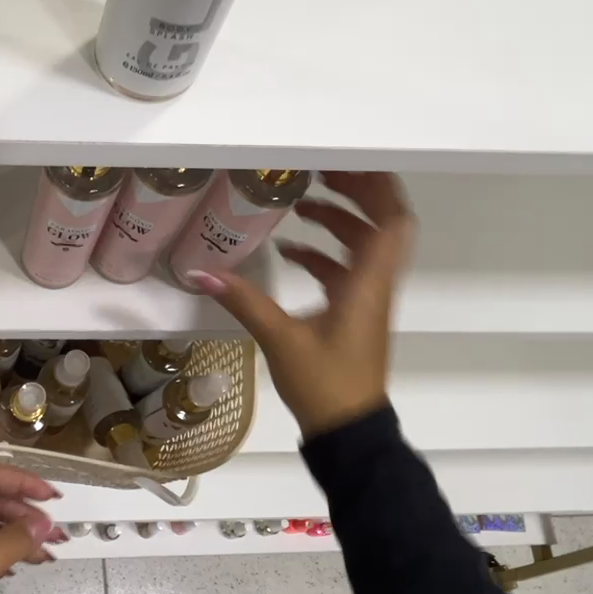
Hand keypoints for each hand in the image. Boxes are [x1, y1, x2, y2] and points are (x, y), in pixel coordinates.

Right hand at [184, 171, 413, 437]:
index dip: (379, 187)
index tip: (350, 163)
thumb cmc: (325, 383)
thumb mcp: (280, 339)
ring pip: (363, 247)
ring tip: (301, 205)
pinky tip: (289, 252)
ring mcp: (366, 301)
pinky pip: (346, 272)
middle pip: (381, 225)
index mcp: (367, 284)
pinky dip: (323, 255)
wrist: (348, 430)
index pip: (392, 221)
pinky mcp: (353, 316)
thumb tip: (200, 274)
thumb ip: (244, 301)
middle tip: (321, 173)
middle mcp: (374, 285)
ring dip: (338, 223)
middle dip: (355, 195)